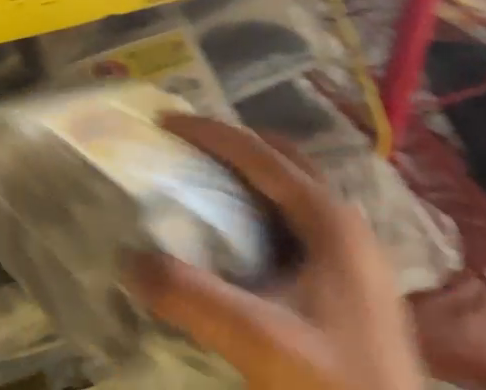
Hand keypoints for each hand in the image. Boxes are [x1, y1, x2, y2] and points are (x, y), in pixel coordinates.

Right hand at [126, 114, 426, 389]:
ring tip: (206, 186)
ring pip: (296, 191)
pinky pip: (301, 223)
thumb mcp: (259, 341)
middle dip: (234, 146)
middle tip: (186, 149)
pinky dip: (265, 210)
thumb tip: (129, 260)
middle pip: (284, 161)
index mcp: (330, 220)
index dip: (210, 132)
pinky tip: (240, 243)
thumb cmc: (333, 383)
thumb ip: (192, 298)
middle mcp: (347, 224)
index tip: (165, 121)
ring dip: (252, 178)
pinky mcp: (354, 284)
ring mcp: (356, 254)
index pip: (261, 154)